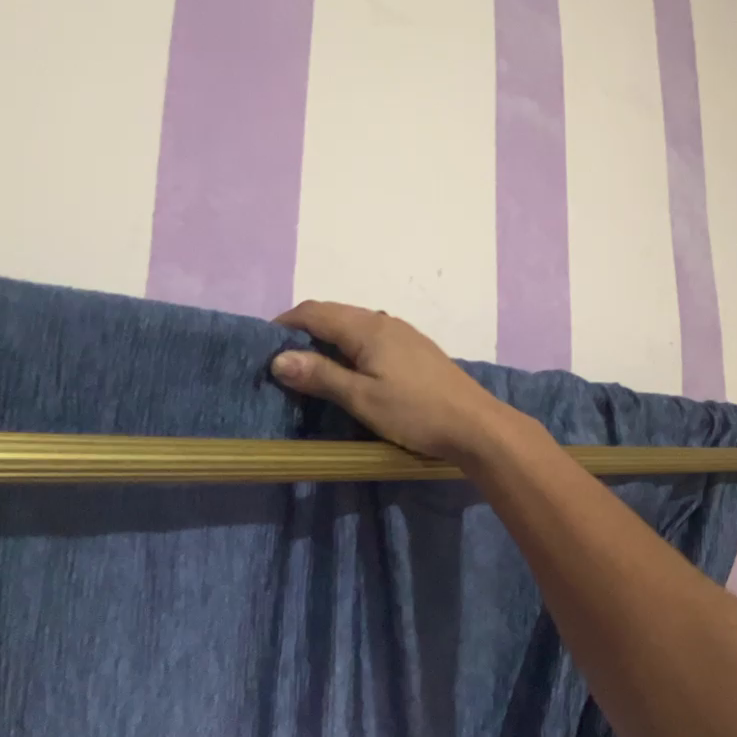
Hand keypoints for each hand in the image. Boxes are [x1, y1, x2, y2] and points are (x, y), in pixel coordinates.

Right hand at [271, 301, 527, 463]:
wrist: (475, 425)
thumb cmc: (415, 412)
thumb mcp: (361, 398)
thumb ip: (320, 375)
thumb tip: (278, 357)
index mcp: (368, 327)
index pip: (315, 311)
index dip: (285, 323)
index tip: (262, 345)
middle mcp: (385, 321)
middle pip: (335, 314)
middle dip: (304, 329)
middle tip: (281, 359)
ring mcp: (403, 334)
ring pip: (354, 325)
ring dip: (328, 338)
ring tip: (308, 366)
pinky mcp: (415, 350)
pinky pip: (371, 337)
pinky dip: (349, 347)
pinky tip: (348, 370)